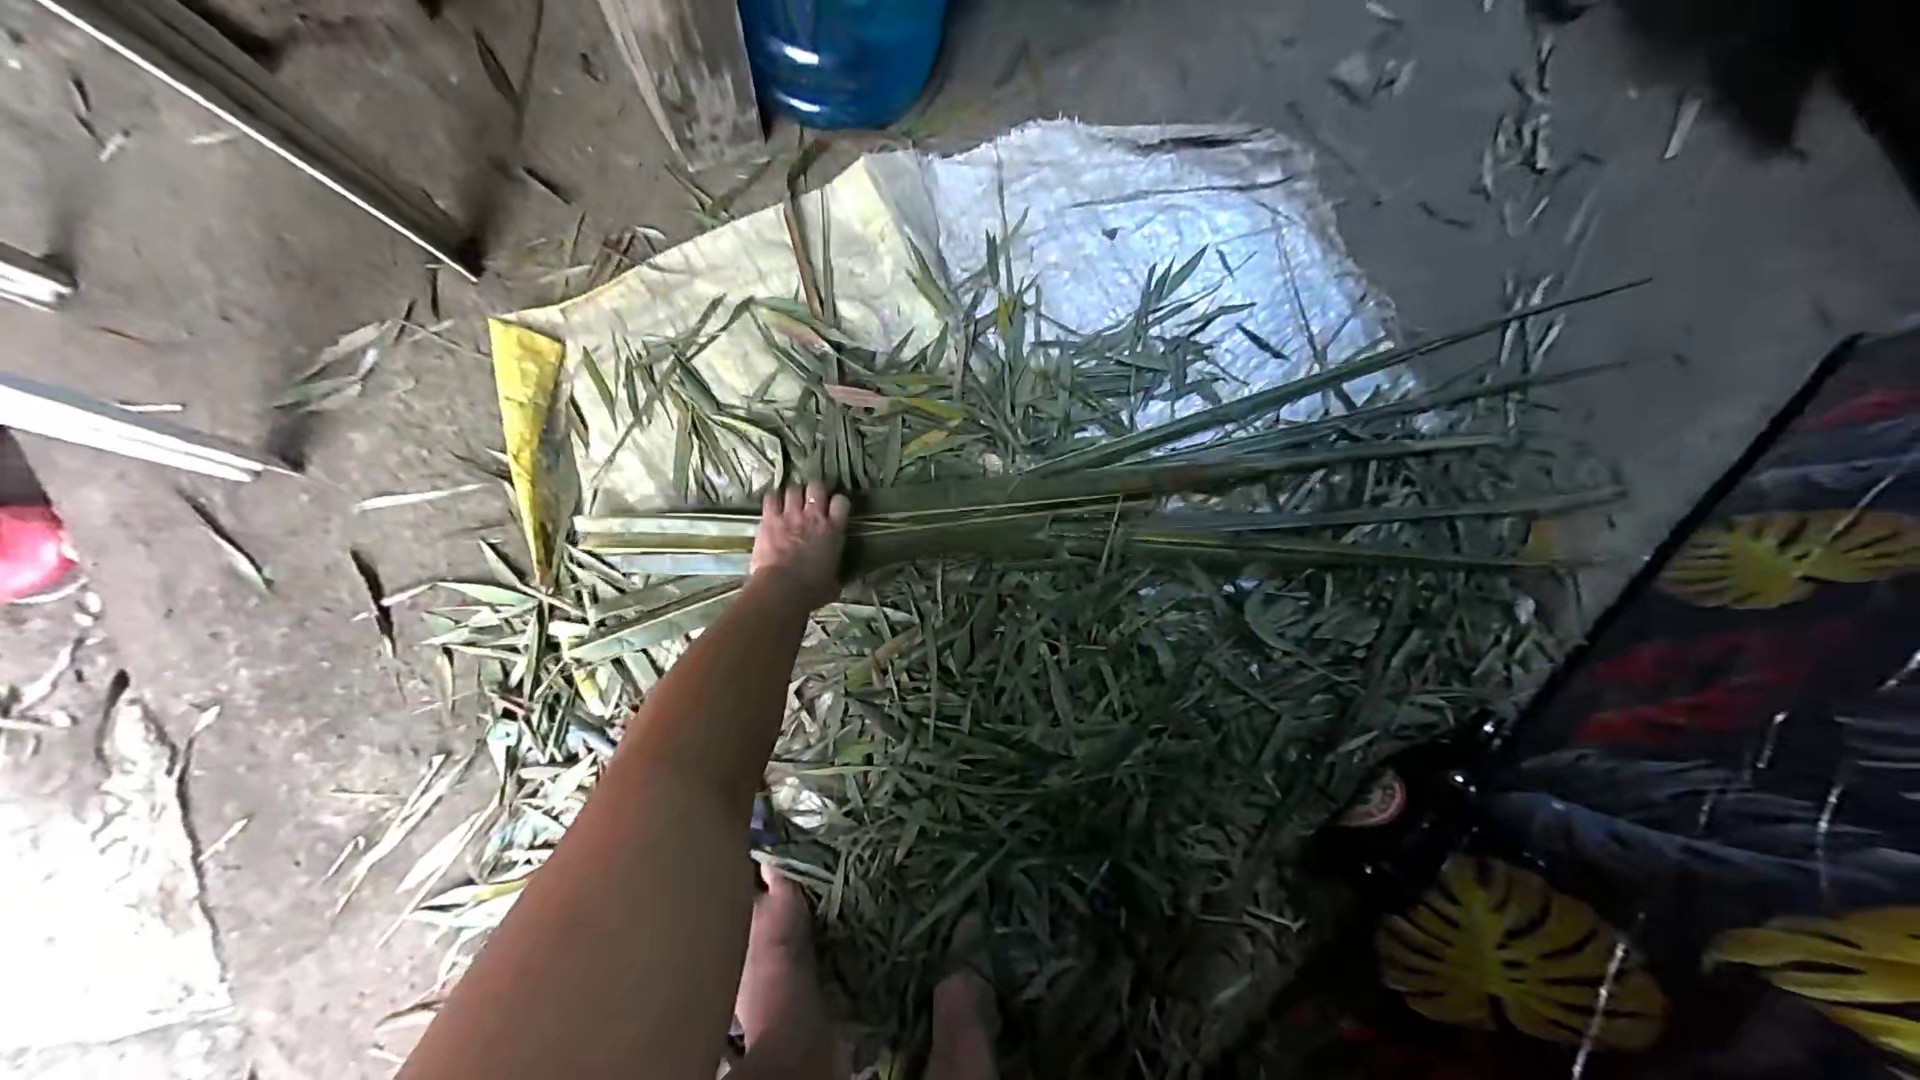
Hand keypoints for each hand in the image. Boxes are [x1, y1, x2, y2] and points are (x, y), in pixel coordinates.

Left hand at [750, 482, 849, 610]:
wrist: (782, 588)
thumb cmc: (811, 590)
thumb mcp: (833, 584)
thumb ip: (835, 576)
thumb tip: (835, 583)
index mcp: (833, 530)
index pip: (842, 502)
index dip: (838, 502)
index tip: (835, 508)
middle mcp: (813, 517)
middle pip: (817, 487)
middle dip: (815, 489)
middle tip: (812, 498)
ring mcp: (790, 516)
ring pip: (793, 489)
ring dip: (793, 494)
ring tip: (791, 501)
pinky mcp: (769, 520)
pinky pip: (771, 499)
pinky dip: (773, 501)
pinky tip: (773, 507)